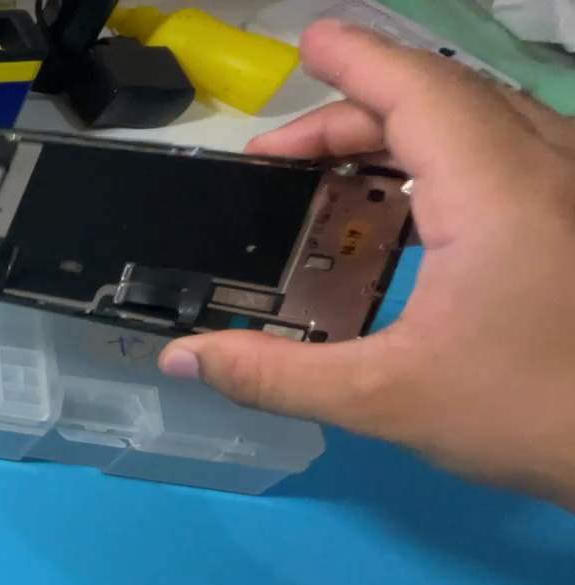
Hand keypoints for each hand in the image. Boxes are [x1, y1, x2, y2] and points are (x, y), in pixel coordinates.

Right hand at [159, 20, 574, 508]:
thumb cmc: (535, 411)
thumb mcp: (377, 398)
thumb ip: (268, 375)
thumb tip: (179, 357)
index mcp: (502, 199)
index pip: (424, 99)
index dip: (361, 65)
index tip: (309, 41)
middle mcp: (554, 176)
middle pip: (448, 106)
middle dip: (351, 116)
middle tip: (270, 160)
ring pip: (483, 129)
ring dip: (393, 137)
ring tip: (319, 174)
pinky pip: (503, 165)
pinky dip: (432, 168)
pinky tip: (390, 216)